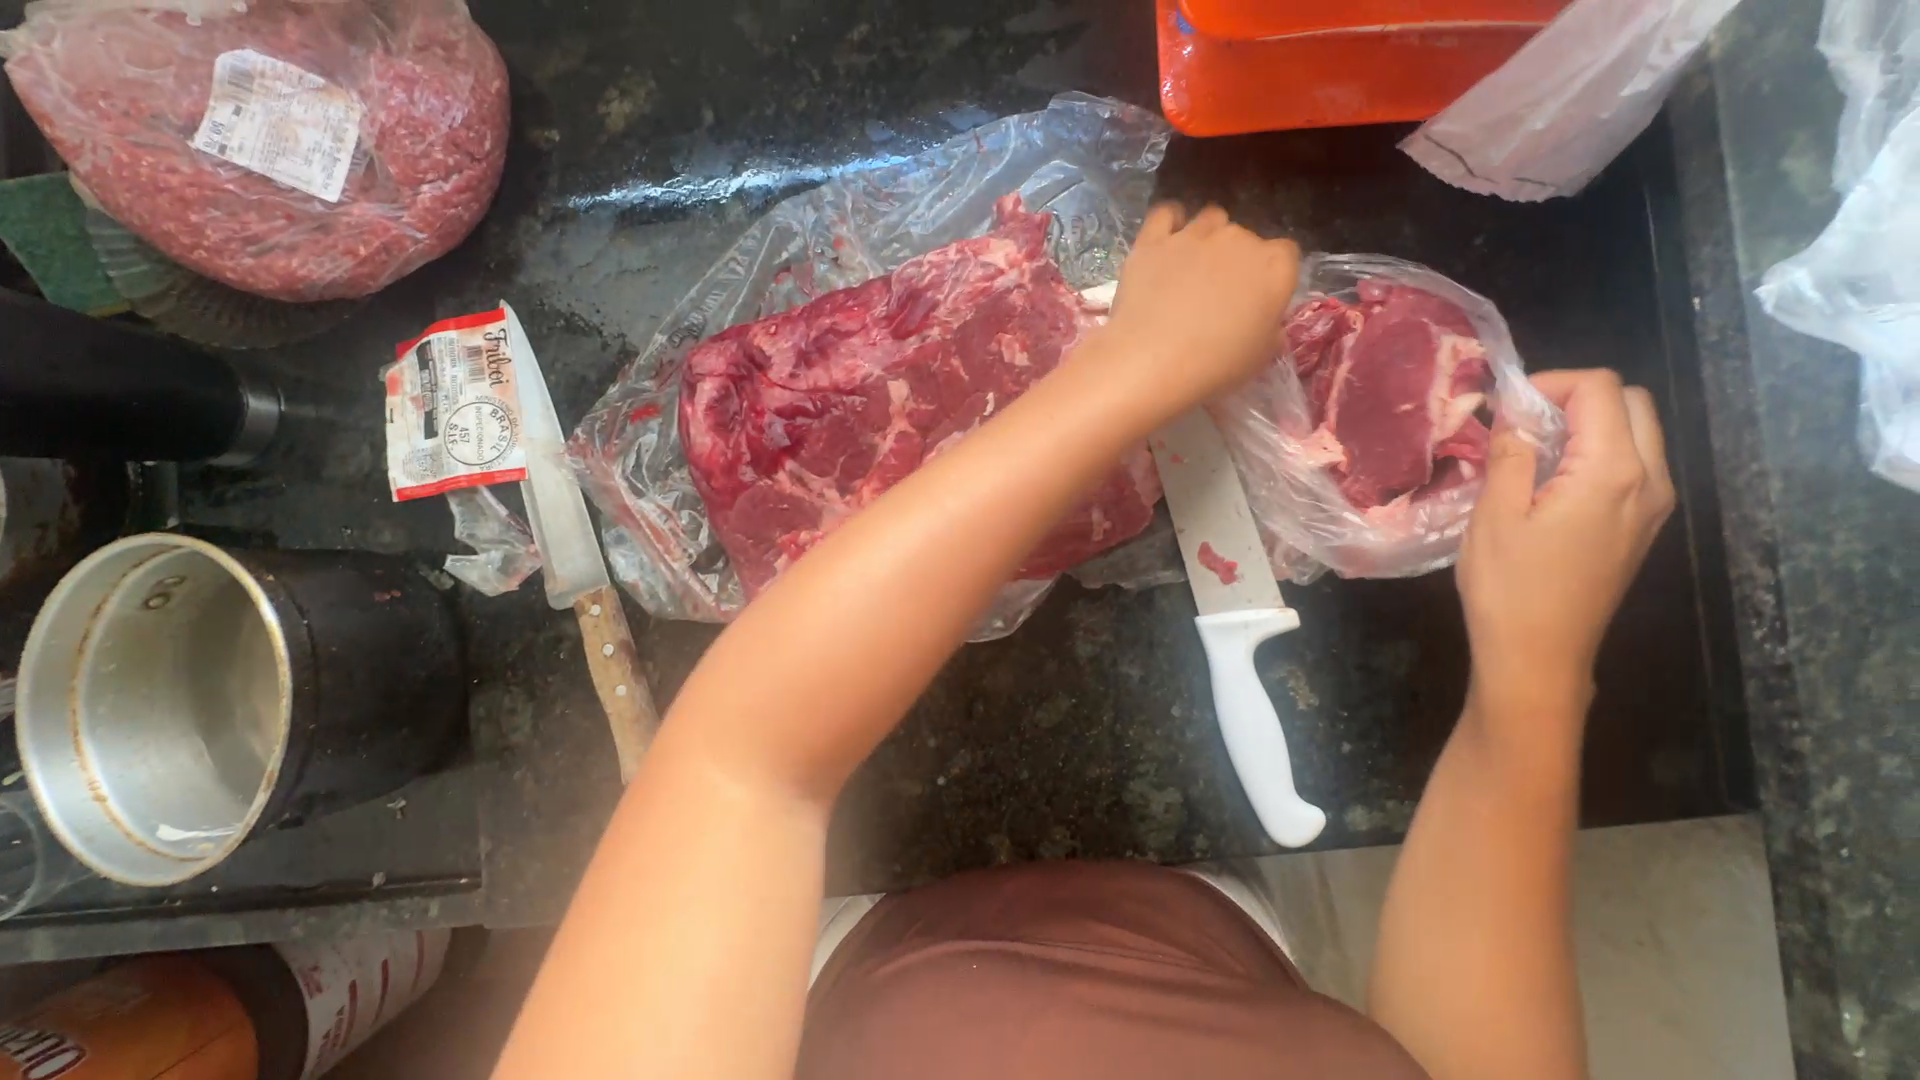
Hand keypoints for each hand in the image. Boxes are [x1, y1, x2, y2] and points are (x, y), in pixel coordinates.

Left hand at [1088, 204, 1299, 414]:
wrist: (1150, 362)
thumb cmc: (1215, 366)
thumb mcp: (1262, 356)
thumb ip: (1270, 327)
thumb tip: (1265, 319)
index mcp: (1274, 266)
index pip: (1285, 255)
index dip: (1271, 277)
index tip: (1255, 301)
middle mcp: (1238, 239)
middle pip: (1244, 238)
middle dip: (1235, 261)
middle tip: (1217, 296)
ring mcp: (1193, 236)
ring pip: (1210, 220)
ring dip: (1207, 238)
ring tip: (1192, 269)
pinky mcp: (1153, 241)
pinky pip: (1166, 214)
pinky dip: (1169, 223)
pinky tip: (1167, 241)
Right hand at [1456, 370, 1675, 718]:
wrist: (1538, 656)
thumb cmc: (1508, 587)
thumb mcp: (1494, 515)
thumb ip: (1511, 453)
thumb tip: (1514, 411)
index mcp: (1613, 472)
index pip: (1601, 390)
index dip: (1550, 383)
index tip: (1505, 408)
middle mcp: (1650, 480)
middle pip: (1631, 402)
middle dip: (1575, 397)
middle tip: (1519, 423)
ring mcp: (1652, 505)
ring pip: (1637, 431)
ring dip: (1587, 424)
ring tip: (1530, 449)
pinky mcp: (1641, 525)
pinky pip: (1632, 464)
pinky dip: (1596, 451)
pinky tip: (1549, 479)